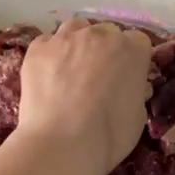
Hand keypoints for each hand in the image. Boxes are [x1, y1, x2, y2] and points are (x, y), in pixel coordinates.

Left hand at [14, 17, 153, 174]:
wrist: (61, 144)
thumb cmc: (108, 136)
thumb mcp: (137, 117)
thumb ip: (135, 93)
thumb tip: (129, 88)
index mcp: (132, 49)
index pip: (137, 42)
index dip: (130, 60)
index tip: (125, 77)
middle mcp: (100, 35)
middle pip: (105, 33)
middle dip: (104, 50)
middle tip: (96, 77)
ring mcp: (66, 38)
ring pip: (75, 29)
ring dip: (77, 43)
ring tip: (70, 70)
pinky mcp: (37, 49)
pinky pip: (46, 42)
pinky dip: (50, 54)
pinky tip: (47, 75)